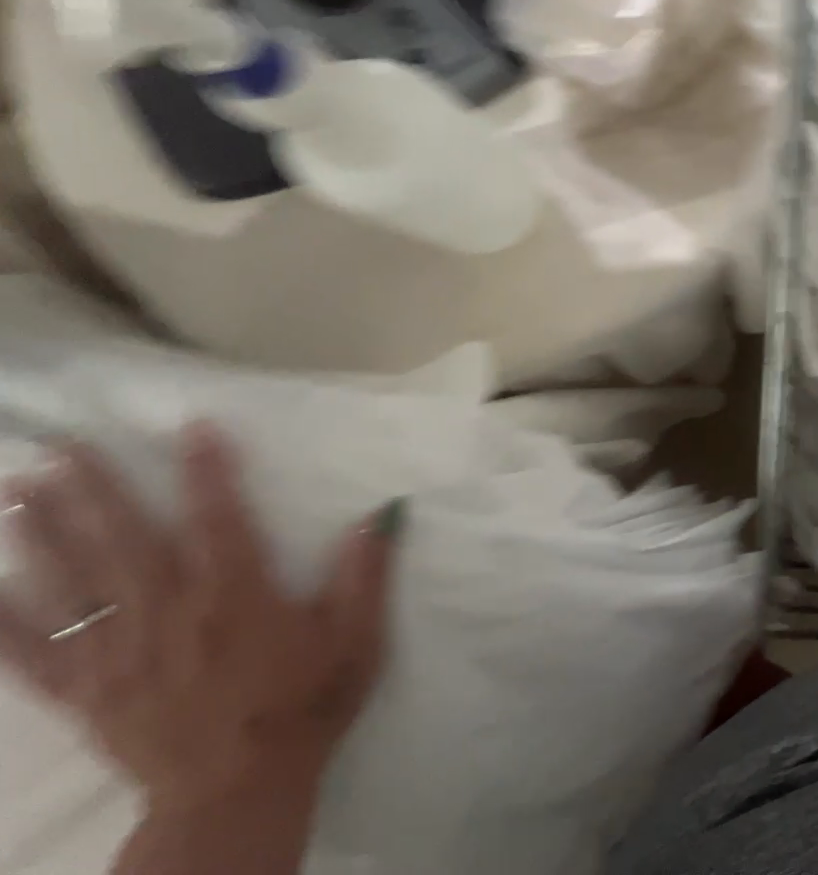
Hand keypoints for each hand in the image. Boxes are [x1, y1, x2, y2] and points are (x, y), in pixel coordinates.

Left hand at [0, 423, 399, 812]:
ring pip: (72, 584)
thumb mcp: (358, 639)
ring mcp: (118, 654)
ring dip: (41, 534)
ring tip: (16, 492)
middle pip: (125, 541)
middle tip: (58, 447)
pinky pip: (30, 653)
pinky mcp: (84, 692)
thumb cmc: (307, 703)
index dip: (209, 471)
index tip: (192, 427)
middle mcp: (171, 614)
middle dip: (92, 490)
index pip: (221, 520)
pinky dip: (1, 620)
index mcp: (239, 598)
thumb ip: (365, 576)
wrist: (238, 789)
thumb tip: (380, 515)